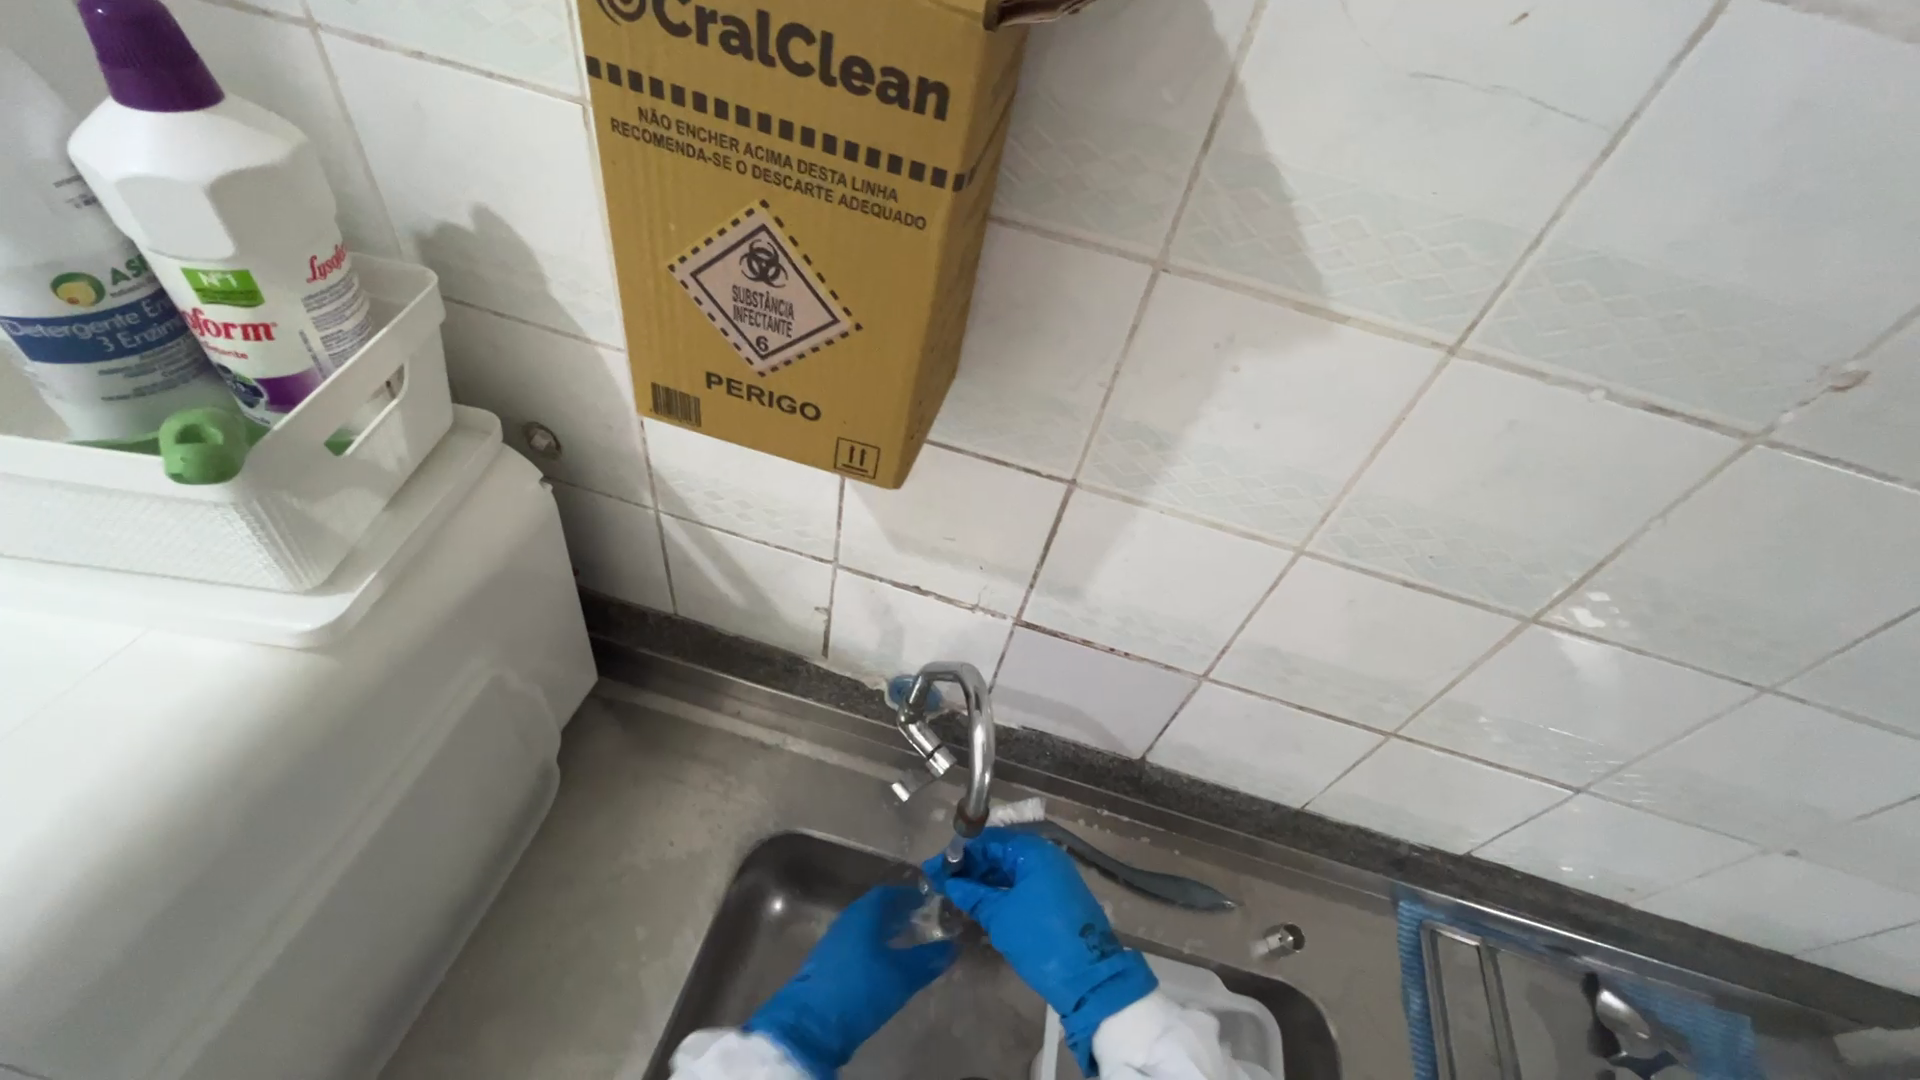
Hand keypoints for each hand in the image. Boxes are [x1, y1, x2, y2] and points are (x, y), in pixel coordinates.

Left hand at [745, 885, 955, 1078]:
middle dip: (899, 914)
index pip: (888, 893)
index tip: (927, 902)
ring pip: (864, 929)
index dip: (908, 896)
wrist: (810, 1025)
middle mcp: (846, 922)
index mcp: (863, 914)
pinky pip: (855, 947)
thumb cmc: (860, 988)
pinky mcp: (825, 966)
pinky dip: (873, 949)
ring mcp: (833, 944)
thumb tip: (952, 947)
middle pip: (875, 910)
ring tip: (907, 944)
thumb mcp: (901, 975)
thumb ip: (928, 960)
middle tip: (922, 921)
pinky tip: (884, 966)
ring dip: (885, 932)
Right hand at [924, 828, 1156, 1075]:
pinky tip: (979, 903)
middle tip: (940, 882)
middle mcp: (1045, 857)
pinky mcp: (1055, 898)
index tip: (934, 868)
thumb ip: (973, 895)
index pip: (989, 841)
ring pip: (1010, 871)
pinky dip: (1000, 892)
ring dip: (983, 881)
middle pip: (1000, 854)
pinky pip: (1021, 886)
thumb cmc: (1040, 938)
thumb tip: (950, 883)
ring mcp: (1053, 878)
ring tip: (954, 894)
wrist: (1088, 978)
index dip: (959, 854)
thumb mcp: (1000, 916)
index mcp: (1033, 851)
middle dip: (970, 868)